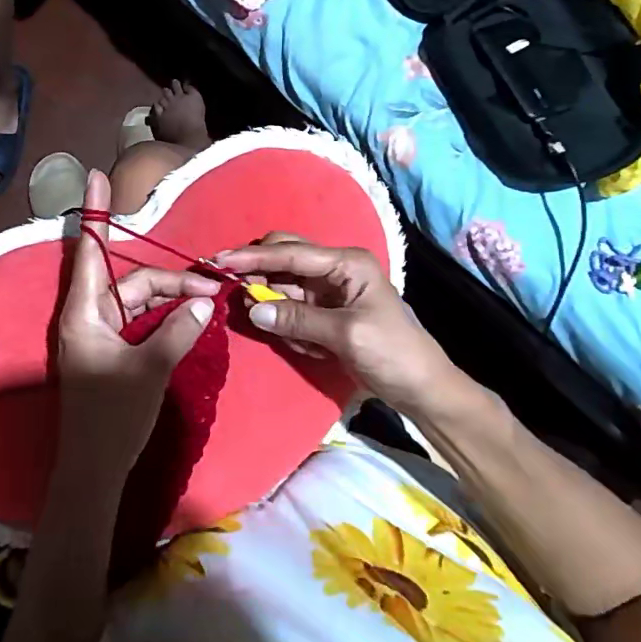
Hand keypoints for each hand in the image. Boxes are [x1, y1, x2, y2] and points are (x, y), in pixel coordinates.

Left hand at [55, 171, 219, 480]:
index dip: (96, 214)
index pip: (90, 252)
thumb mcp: (149, 370)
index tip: (96, 176)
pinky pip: (140, 322)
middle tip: (211, 290)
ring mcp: (100, 336)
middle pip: (131, 281)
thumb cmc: (112, 417)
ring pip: (139, 302)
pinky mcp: (112, 353)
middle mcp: (90, 317)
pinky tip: (189, 318)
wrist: (95, 468)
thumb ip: (177, 331)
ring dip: (170, 300)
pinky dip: (163, 318)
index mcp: (86, 314)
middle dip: (170, 280)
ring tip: (206, 304)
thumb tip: (202, 301)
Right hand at [214, 237, 458, 413]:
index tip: (220, 260)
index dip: (255, 257)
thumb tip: (253, 310)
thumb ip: (299, 319)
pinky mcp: (321, 313)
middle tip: (235, 294)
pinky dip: (289, 328)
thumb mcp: (346, 335)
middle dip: (260, 277)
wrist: (419, 388)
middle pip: (284, 259)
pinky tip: (310, 349)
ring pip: (282, 287)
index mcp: (346, 263)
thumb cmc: (392, 353)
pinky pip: (289, 311)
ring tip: (302, 342)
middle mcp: (334, 270)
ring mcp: (326, 291)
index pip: (292, 253)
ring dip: (278, 312)